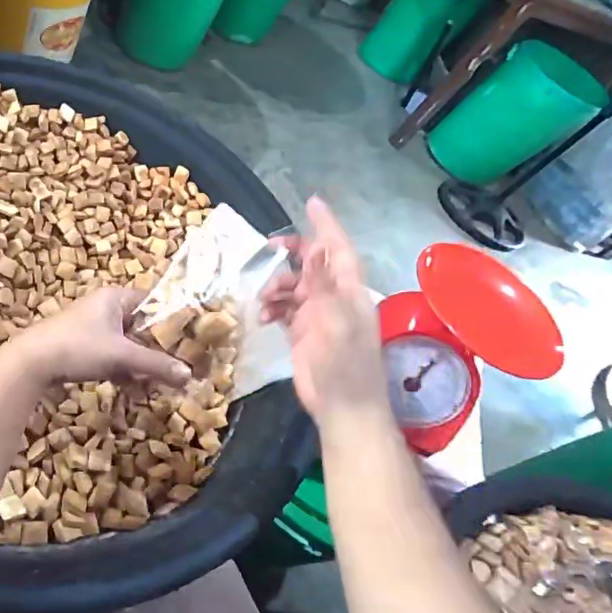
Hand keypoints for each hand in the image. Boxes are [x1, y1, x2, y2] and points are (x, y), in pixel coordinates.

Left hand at [3, 287, 190, 385]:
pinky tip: (134, 390)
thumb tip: (189, 375)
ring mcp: (93, 328)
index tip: (191, 341)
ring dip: (141, 365)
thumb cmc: (78, 347)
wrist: (30, 363)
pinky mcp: (83, 348)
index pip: (155, 303)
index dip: (173, 322)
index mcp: (116, 297)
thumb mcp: (121, 355)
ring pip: (128, 345)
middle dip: (157, 351)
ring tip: (156, 385)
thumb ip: (156, 364)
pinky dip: (124, 371)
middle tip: (177, 370)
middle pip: (142, 327)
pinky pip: (113, 356)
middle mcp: (105, 308)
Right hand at [259, 197, 387, 423]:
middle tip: (268, 248)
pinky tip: (262, 318)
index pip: (338, 249)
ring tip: (263, 300)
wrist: (343, 410)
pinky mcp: (303, 334)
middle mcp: (335, 298)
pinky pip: (284, 309)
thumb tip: (316, 247)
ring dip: (276, 285)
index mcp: (349, 291)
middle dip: (291, 253)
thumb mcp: (334, 322)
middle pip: (313, 263)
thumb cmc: (344, 367)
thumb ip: (323, 285)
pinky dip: (272, 308)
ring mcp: (318, 316)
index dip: (326, 225)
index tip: (312, 202)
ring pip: (294, 286)